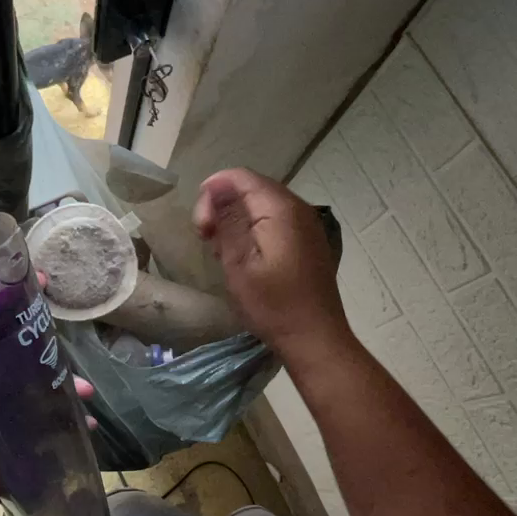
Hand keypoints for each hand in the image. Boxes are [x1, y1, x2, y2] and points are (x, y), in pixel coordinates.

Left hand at [0, 378, 96, 515]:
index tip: (53, 365)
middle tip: (86, 391)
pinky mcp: (18, 456)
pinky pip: (43, 442)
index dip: (26, 366)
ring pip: (38, 414)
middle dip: (56, 387)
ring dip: (64, 413)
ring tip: (91, 418)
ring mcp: (5, 432)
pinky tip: (85, 440)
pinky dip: (62, 440)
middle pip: (27, 390)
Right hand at [193, 167, 353, 364]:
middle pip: (250, 188)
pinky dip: (252, 230)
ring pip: (260, 205)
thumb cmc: (273, 305)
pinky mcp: (307, 240)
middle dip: (222, 207)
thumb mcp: (239, 263)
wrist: (314, 338)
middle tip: (208, 241)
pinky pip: (273, 220)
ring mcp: (306, 224)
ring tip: (223, 252)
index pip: (239, 177)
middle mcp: (298, 208)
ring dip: (235, 220)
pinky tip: (245, 258)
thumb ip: (228, 220)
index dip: (212, 194)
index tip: (202, 229)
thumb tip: (216, 185)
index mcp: (281, 209)